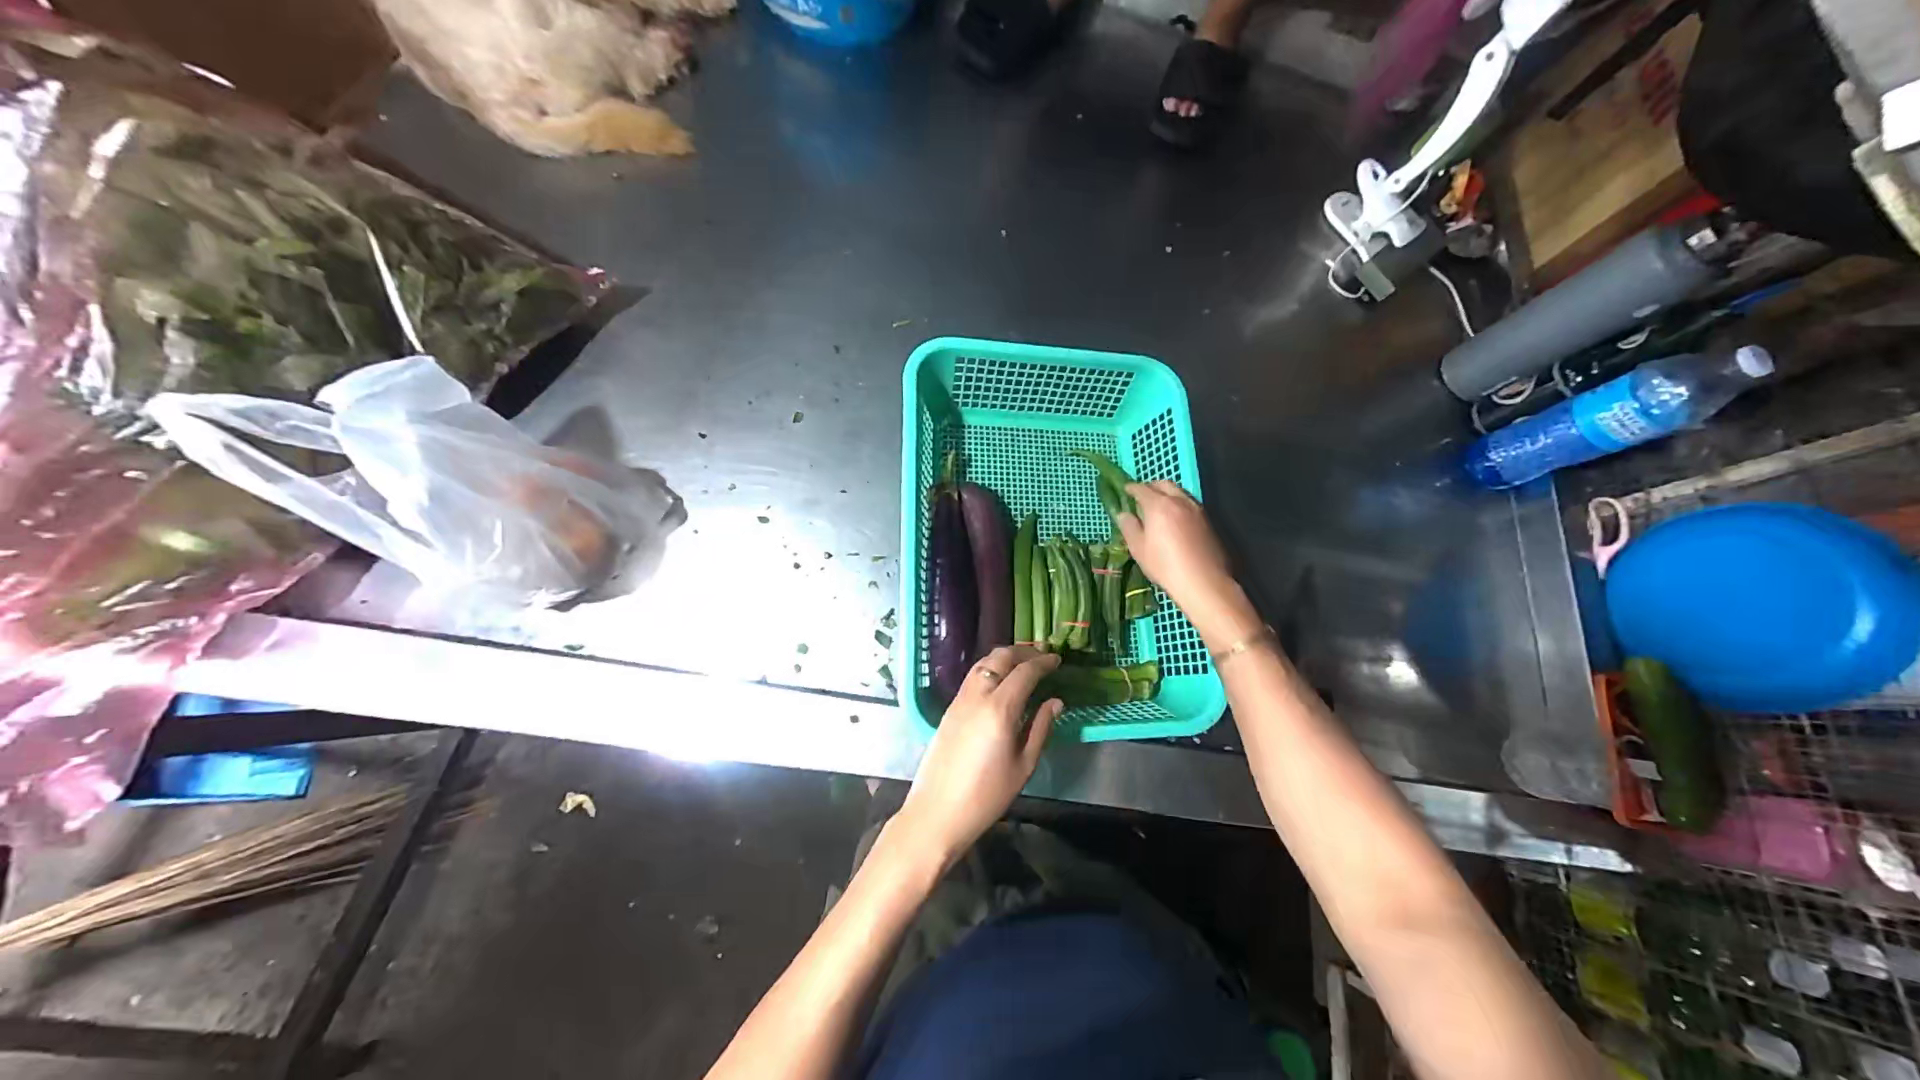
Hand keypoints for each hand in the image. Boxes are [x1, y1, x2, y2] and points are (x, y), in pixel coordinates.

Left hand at [897, 646, 1062, 859]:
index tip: (1058, 660)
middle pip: (1000, 658)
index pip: (1025, 672)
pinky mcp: (949, 709)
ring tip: (1023, 665)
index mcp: (999, 709)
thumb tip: (1055, 701)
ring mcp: (959, 700)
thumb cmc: (987, 795)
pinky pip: (973, 677)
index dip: (1044, 662)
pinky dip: (990, 669)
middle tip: (1042, 657)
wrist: (938, 811)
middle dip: (1023, 652)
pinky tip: (1001, 682)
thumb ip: (1040, 728)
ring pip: (983, 664)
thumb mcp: (1024, 765)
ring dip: (1004, 658)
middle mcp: (977, 696)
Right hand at [1114, 481, 1261, 645]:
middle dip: (1151, 486)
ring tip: (1158, 507)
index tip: (1125, 490)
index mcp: (1158, 505)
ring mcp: (1196, 509)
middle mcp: (1179, 501)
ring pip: (1179, 492)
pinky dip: (1178, 504)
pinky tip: (1174, 519)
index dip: (1131, 488)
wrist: (1203, 581)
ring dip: (1167, 494)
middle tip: (1142, 496)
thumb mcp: (1138, 549)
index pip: (1141, 489)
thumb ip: (1129, 527)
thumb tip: (1124, 514)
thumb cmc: (1165, 566)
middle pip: (1163, 484)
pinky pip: (1189, 503)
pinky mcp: (1208, 520)